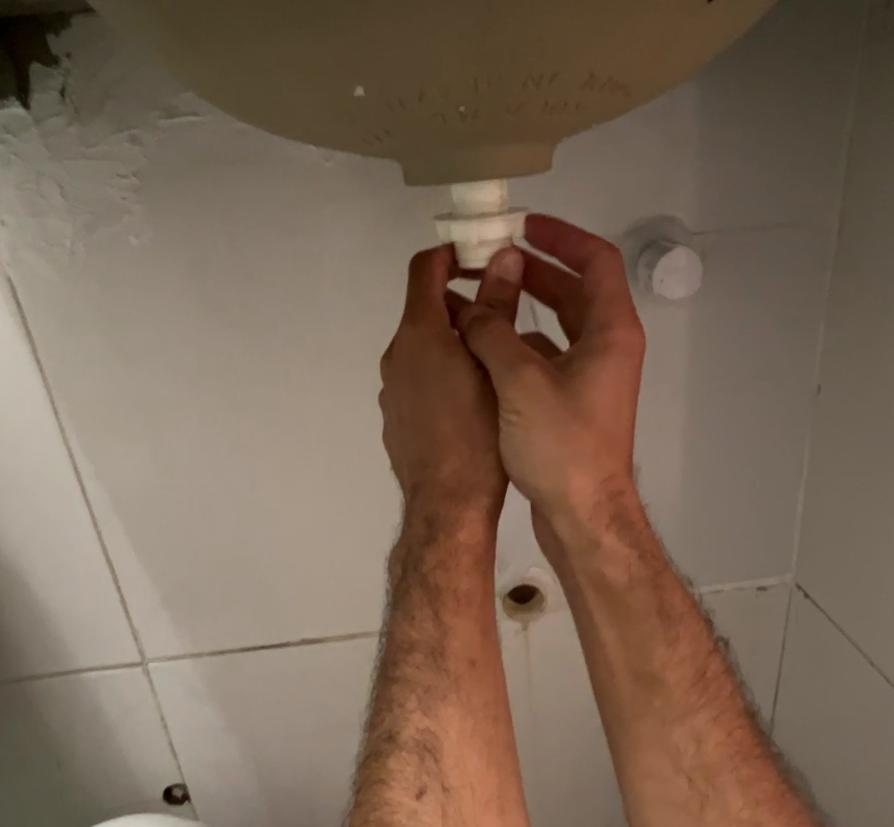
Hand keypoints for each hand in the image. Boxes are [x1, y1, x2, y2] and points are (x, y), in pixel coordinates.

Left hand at [379, 244, 507, 517]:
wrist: (447, 504)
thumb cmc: (479, 435)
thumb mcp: (496, 366)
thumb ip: (497, 309)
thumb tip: (502, 257)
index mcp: (418, 335)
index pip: (424, 270)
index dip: (452, 254)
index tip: (481, 256)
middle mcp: (396, 357)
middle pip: (424, 312)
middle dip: (461, 305)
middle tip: (502, 320)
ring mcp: (391, 391)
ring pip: (422, 350)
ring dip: (451, 344)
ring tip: (492, 366)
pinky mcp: (395, 419)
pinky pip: (417, 382)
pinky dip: (440, 376)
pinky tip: (469, 405)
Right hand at [455, 215, 646, 542]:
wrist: (583, 516)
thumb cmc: (562, 446)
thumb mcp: (520, 382)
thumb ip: (492, 334)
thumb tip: (470, 305)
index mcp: (611, 332)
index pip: (596, 260)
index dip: (561, 236)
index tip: (521, 225)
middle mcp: (608, 349)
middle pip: (574, 292)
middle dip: (531, 272)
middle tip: (486, 261)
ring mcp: (592, 379)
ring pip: (557, 328)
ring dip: (521, 311)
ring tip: (477, 301)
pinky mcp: (573, 405)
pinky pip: (546, 359)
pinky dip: (518, 347)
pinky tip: (483, 350)